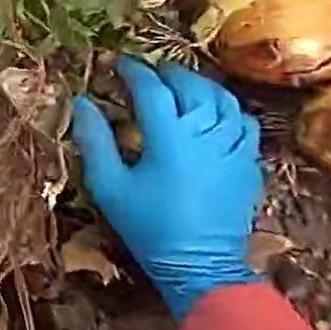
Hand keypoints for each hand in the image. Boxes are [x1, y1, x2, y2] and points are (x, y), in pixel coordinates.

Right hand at [71, 55, 261, 317]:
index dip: (134, 70)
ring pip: (222, 100)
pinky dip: (228, 109)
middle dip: (168, 72)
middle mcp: (204, 133)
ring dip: (200, 85)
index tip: (119, 61)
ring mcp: (232, 148)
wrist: (201, 267)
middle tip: (150, 70)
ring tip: (182, 83)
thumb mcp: (109, 185)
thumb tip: (82, 102)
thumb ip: (94, 139)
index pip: (152, 88)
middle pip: (191, 86)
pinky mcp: (248, 164)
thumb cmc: (148, 225)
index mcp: (168, 136)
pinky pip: (244, 123)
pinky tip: (215, 113)